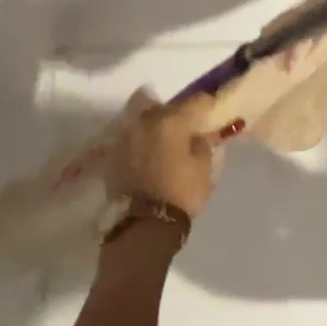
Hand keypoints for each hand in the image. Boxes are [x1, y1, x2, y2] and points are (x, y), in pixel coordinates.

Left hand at [100, 90, 218, 218]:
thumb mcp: (204, 168)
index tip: (214, 113)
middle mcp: (145, 121)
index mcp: (171, 120)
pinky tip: (148, 152)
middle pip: (164, 105)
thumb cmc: (181, 193)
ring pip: (142, 118)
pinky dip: (141, 140)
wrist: (144, 225)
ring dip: (155, 124)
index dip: (209, 105)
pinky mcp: (112, 153)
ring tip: (165, 138)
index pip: (197, 100)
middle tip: (187, 126)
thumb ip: (202, 143)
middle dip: (177, 112)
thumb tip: (197, 135)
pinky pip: (131, 137)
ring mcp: (125, 136)